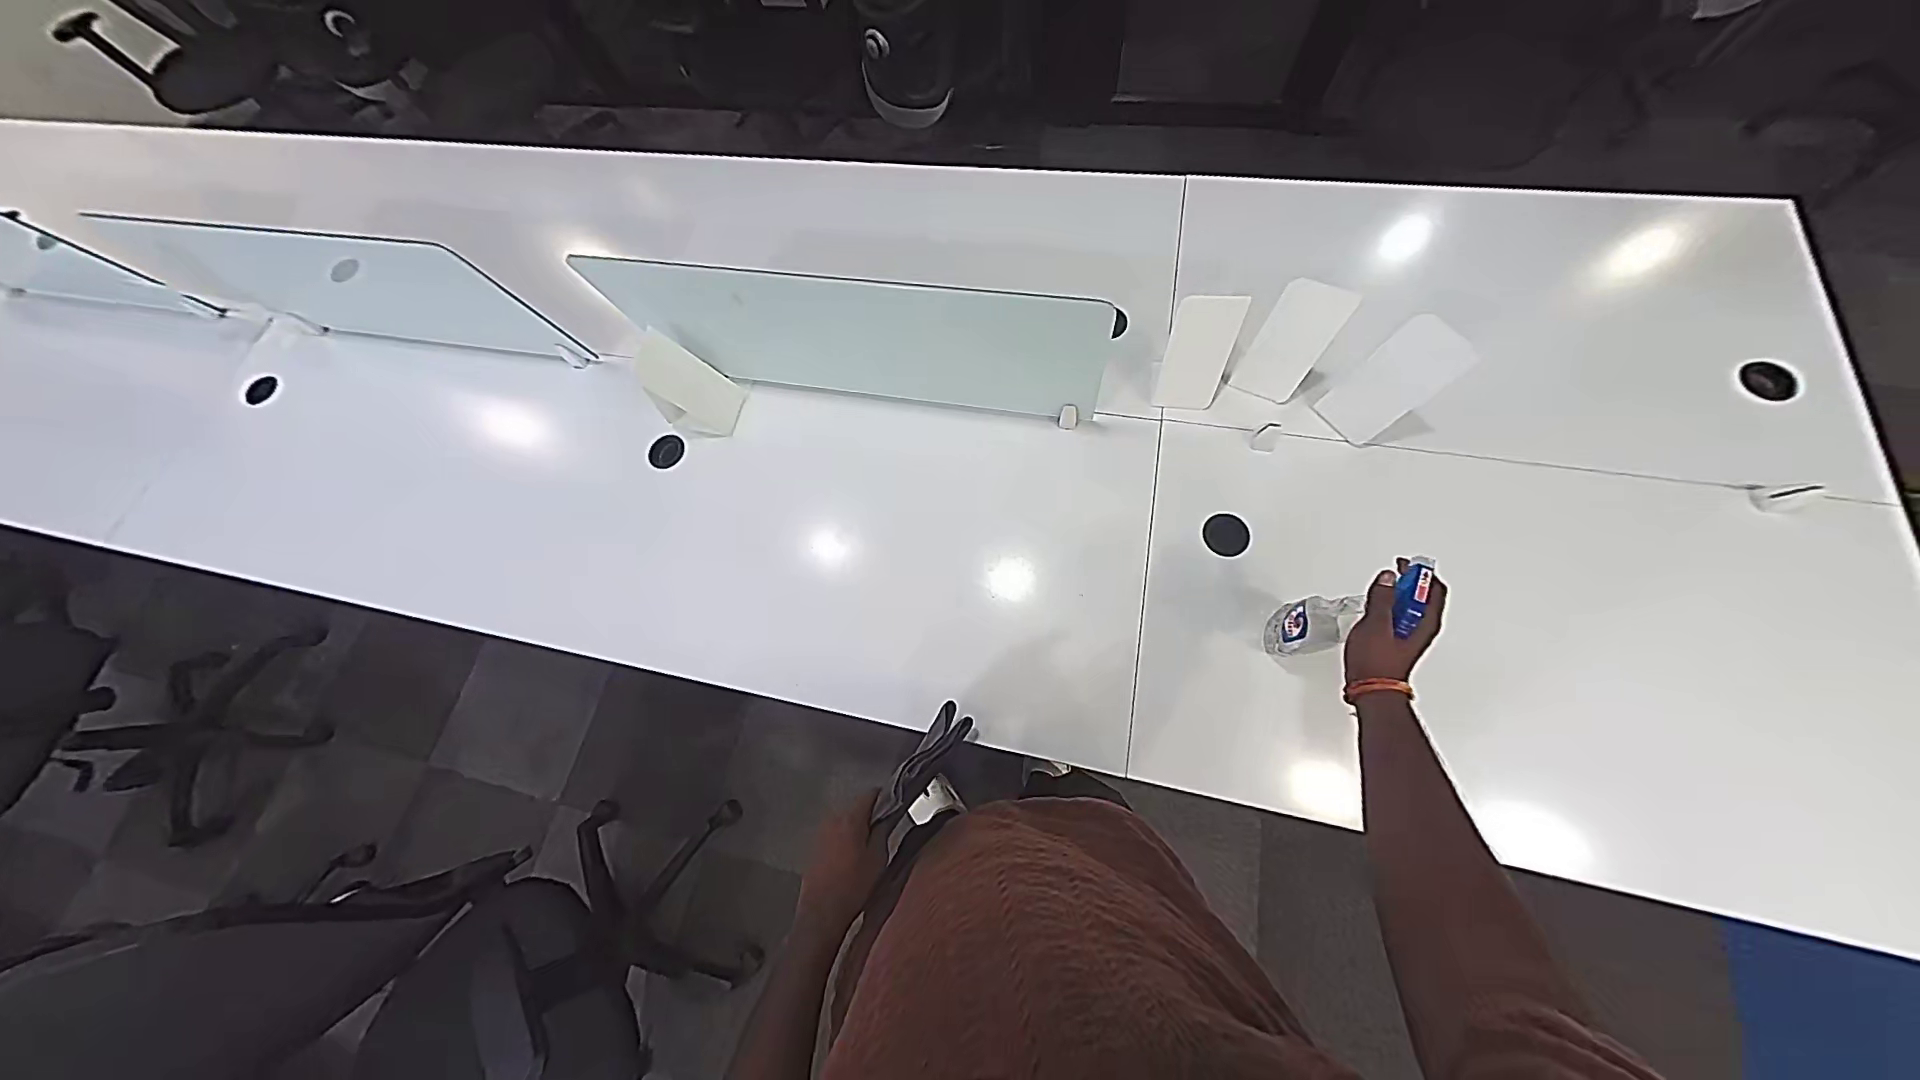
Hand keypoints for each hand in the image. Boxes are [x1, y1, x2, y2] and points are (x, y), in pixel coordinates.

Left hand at [794, 789, 888, 934]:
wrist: (821, 913)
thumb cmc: (854, 886)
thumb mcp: (878, 858)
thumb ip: (884, 830)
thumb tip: (887, 816)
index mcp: (851, 818)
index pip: (871, 794)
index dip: (885, 798)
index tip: (894, 807)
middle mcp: (833, 819)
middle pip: (857, 805)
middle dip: (871, 814)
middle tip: (884, 830)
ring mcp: (821, 831)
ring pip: (845, 818)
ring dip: (857, 825)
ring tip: (867, 846)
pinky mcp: (815, 845)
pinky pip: (835, 831)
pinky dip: (845, 836)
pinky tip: (851, 855)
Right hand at [1344, 558, 1447, 684]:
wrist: (1371, 687)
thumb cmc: (1376, 662)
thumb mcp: (1376, 624)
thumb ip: (1382, 598)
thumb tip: (1387, 578)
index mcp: (1424, 622)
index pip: (1432, 589)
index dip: (1421, 572)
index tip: (1407, 563)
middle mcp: (1422, 628)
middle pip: (1424, 596)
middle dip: (1413, 580)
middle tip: (1400, 569)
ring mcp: (1411, 635)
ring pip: (1413, 606)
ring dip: (1402, 592)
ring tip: (1388, 583)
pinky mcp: (1399, 641)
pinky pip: (1401, 616)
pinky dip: (1393, 604)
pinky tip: (1381, 604)